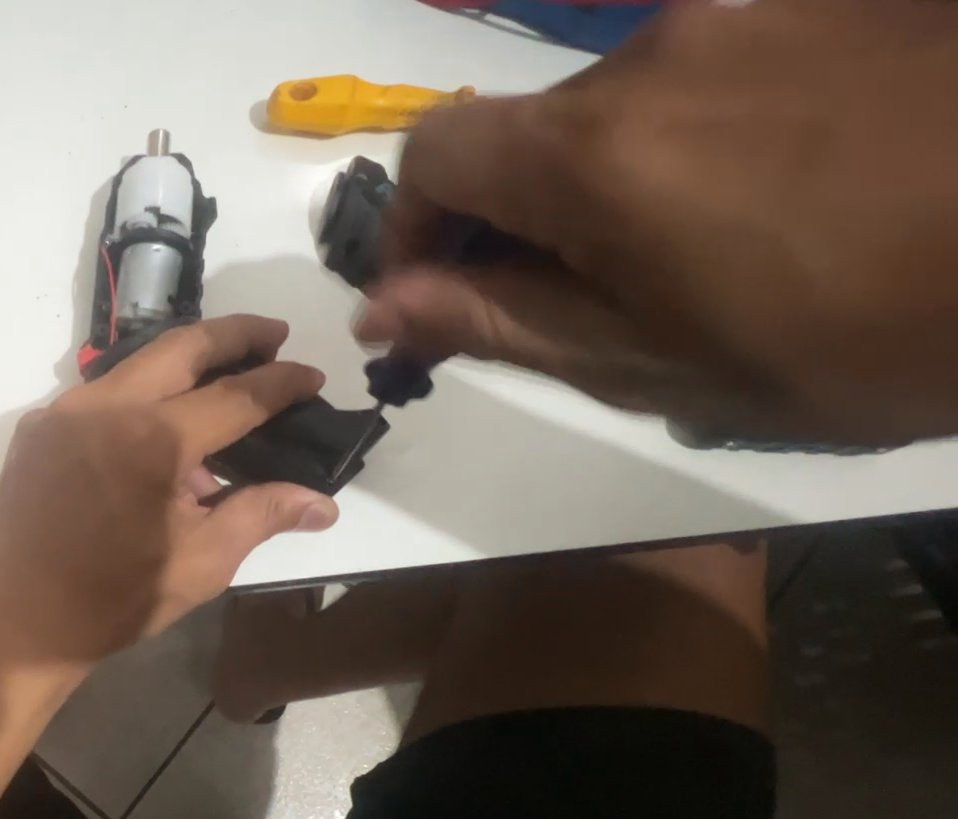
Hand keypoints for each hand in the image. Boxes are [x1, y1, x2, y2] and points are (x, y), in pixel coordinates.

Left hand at [0, 315, 337, 665]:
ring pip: (133, 368)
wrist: (21, 621)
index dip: (280, 383)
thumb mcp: (201, 562)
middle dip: (234, 336)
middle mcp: (102, 408)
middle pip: (180, 349)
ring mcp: (59, 413)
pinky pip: (96, 398)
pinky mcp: (34, 429)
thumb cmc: (115, 600)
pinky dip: (136, 399)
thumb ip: (261, 515)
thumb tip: (323, 504)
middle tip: (274, 336)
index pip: (234, 395)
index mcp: (151, 440)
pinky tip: (157, 424)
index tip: (313, 375)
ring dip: (183, 364)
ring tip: (221, 376)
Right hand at [360, 0, 957, 444]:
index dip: (408, 226)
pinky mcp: (832, 5)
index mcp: (591, 151)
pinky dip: (672, 149)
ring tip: (669, 260)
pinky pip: (697, 79)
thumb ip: (489, 322)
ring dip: (591, 188)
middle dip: (505, 220)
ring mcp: (754, 13)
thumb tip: (378, 307)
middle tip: (554, 301)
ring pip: (605, 112)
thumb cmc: (864, 331)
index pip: (431, 155)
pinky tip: (751, 202)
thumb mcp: (640, 360)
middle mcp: (654, 54)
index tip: (431, 290)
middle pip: (517, 136)